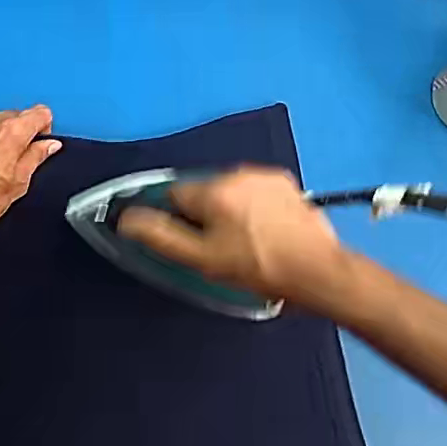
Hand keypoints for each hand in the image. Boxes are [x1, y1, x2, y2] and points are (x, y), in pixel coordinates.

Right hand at [117, 167, 353, 309]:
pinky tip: (264, 230)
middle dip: (204, 214)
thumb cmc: (257, 268)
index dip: (177, 220)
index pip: (173, 195)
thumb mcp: (203, 260)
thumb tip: (127, 218)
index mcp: (213, 189)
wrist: (319, 272)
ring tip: (246, 241)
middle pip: (201, 191)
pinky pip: (253, 190)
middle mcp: (237, 173)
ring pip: (228, 189)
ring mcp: (264, 175)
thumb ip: (161, 236)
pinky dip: (252, 205)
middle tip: (221, 247)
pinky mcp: (285, 182)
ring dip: (228, 208)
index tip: (193, 242)